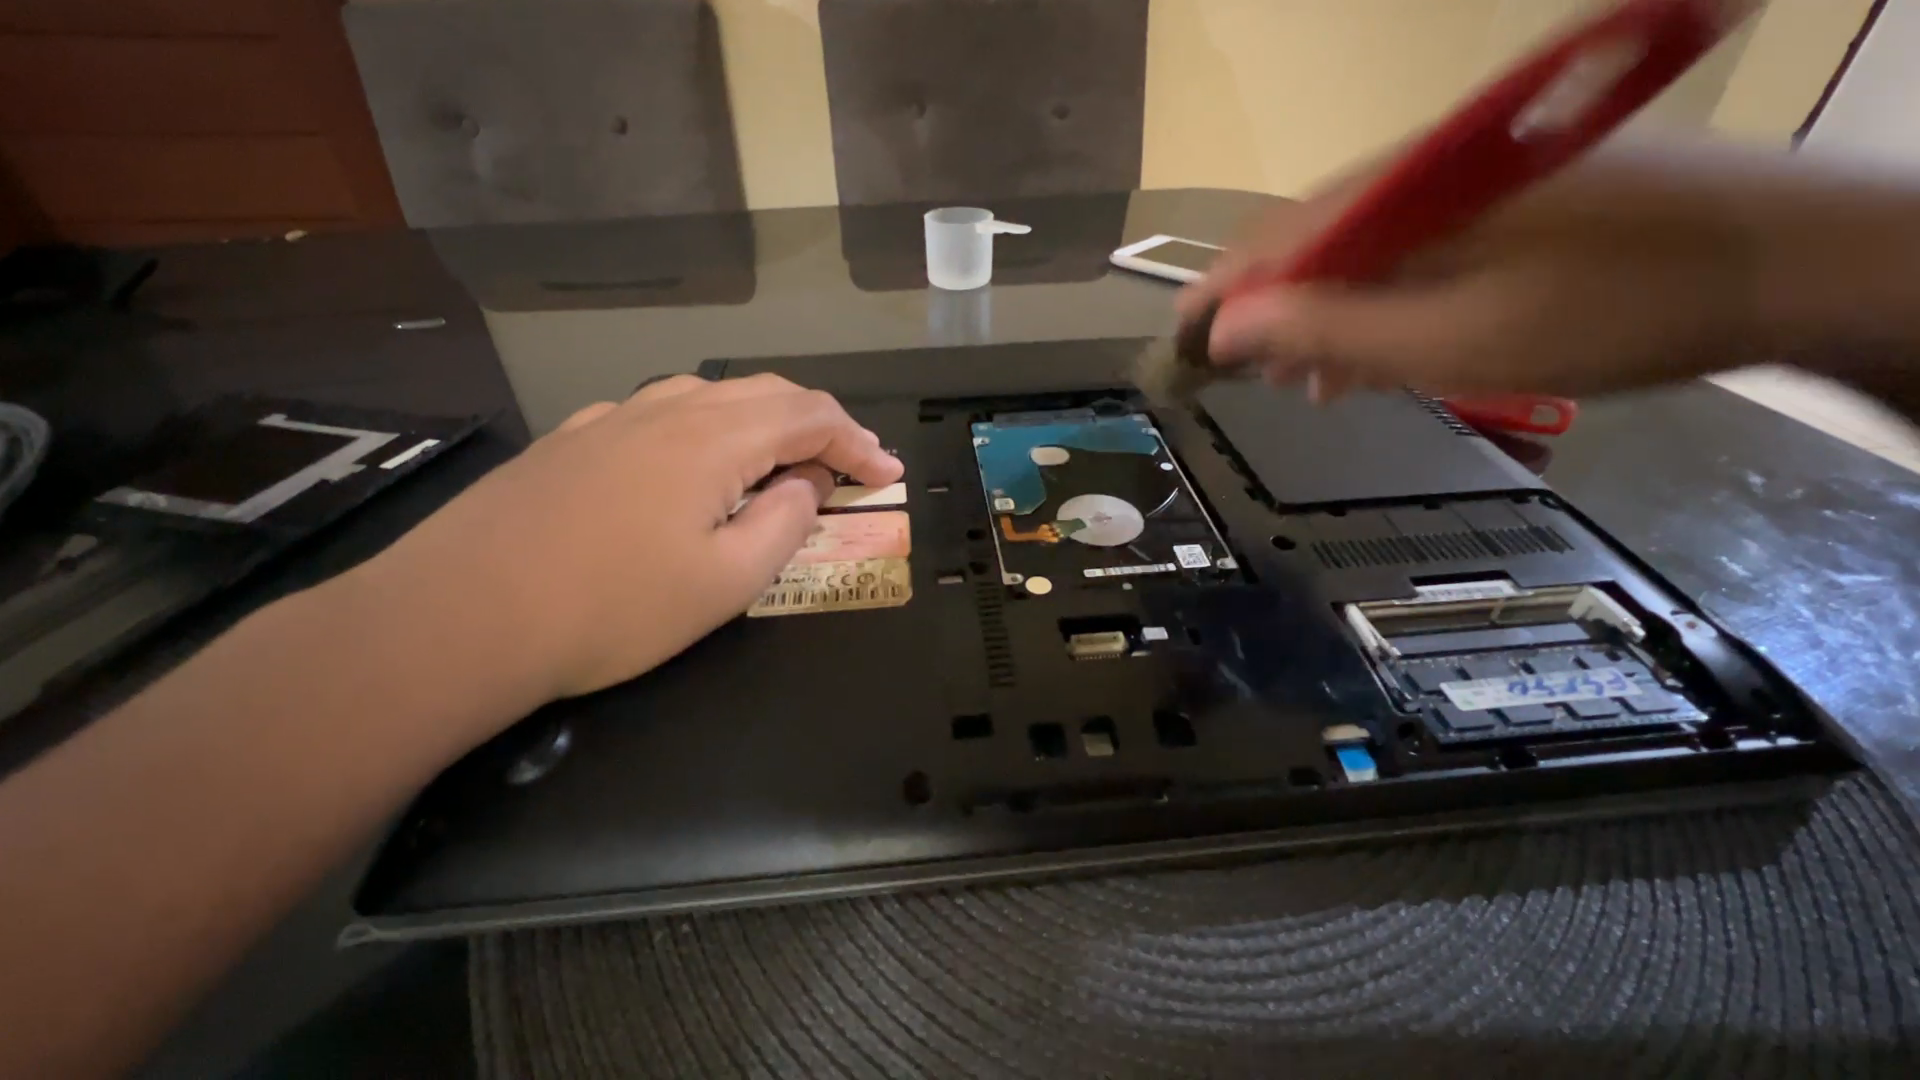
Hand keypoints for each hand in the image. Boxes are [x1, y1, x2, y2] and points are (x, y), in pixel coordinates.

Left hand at [344, 374, 902, 702]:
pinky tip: (689, 466)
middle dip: (817, 425)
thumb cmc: (612, 609)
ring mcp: (610, 420)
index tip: (889, 475)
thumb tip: (805, 483)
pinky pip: (657, 416)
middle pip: (763, 394)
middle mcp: (666, 410)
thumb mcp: (726, 582)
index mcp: (714, 438)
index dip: (859, 444)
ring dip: (760, 422)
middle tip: (847, 466)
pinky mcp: (570, 441)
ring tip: (779, 462)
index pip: (811, 417)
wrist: (459, 617)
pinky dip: (702, 431)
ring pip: (708, 397)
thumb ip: (784, 522)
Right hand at [1178, 140, 1901, 399]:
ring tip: (1307, 380)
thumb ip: (1331, 330)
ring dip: (1322, 314)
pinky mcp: (1508, 196)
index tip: (1180, 349)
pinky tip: (1378, 346)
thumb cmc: (1613, 311)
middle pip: (1308, 241)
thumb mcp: (1454, 341)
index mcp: (1400, 197)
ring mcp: (1469, 180)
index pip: (1270, 241)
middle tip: (1246, 379)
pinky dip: (1379, 299)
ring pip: (1359, 248)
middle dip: (1267, 313)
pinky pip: (1411, 246)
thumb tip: (1229, 326)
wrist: (1796, 258)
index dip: (1215, 297)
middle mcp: (1421, 174)